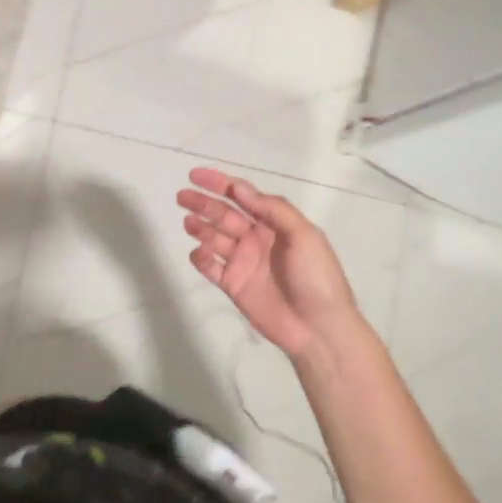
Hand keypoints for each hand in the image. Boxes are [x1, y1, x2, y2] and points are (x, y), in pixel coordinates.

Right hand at [177, 168, 364, 358]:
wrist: (319, 327)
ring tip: (189, 223)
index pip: (243, 197)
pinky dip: (200, 257)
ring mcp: (242, 262)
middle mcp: (255, 239)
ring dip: (200, 227)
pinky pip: (209, 266)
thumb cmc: (316, 277)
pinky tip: (199, 253)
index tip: (196, 175)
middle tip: (182, 196)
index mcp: (274, 225)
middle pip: (223, 215)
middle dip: (203, 203)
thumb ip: (274, 210)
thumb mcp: (305, 236)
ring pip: (213, 237)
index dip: (220, 184)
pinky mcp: (232, 283)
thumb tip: (240, 188)